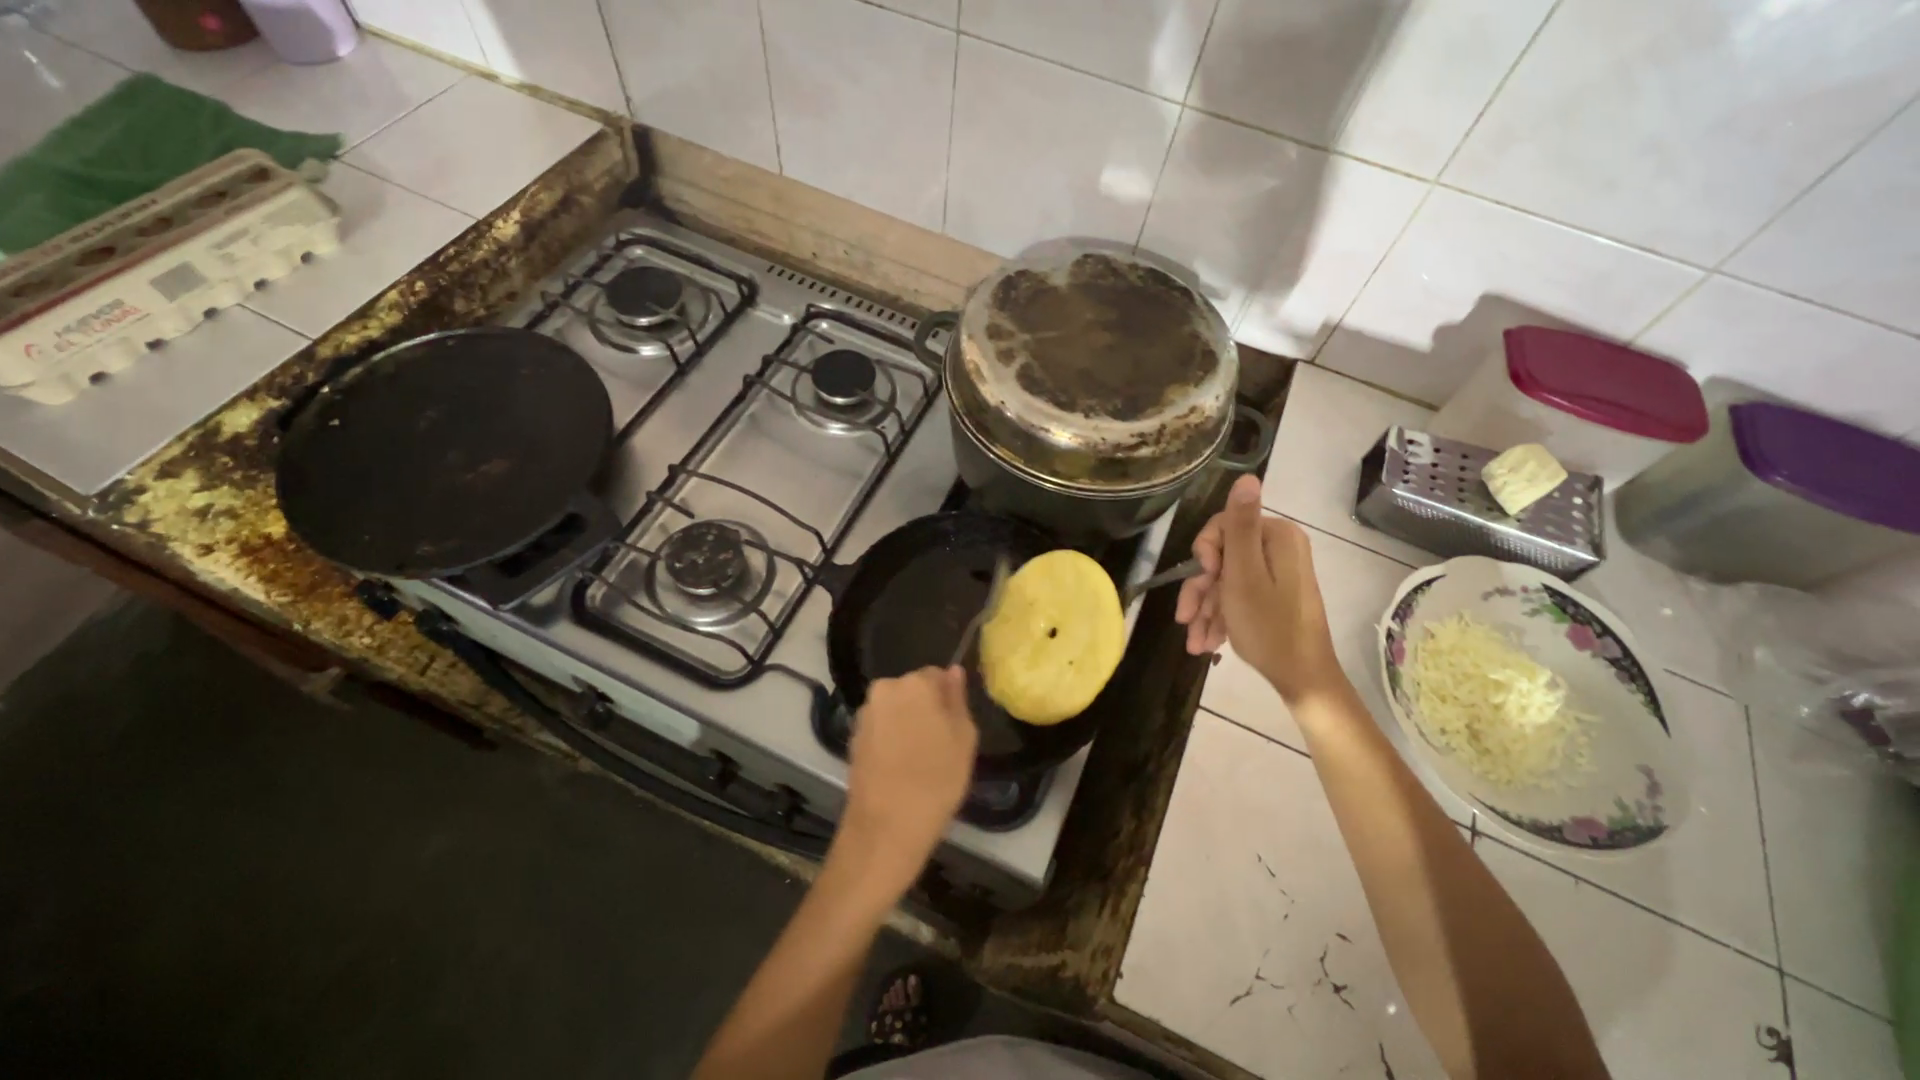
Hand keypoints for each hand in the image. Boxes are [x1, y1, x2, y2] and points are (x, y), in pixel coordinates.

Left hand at [838, 666, 977, 894]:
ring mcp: (864, 715)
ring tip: (919, 760)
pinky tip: (900, 769)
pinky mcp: (852, 739)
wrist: (887, 826)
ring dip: (906, 725)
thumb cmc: (936, 779)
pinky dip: (890, 741)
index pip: (936, 676)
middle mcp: (883, 690)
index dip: (947, 699)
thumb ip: (957, 699)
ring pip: (894, 711)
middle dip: (924, 709)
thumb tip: (953, 672)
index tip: (954, 726)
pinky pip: (880, 730)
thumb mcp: (964, 738)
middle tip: (940, 744)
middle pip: (911, 691)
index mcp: (914, 683)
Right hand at [1175, 474, 1342, 703]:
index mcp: (1277, 537)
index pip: (1224, 525)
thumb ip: (1240, 526)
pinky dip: (1220, 618)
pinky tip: (1205, 643)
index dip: (1204, 553)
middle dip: (1200, 589)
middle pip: (1223, 556)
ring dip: (1204, 610)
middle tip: (1184, 618)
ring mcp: (1277, 575)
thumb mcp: (1244, 576)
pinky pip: (1238, 598)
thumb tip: (1247, 475)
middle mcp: (1279, 550)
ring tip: (1193, 644)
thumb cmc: (1269, 626)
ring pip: (1226, 581)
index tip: (1203, 578)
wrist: (1302, 678)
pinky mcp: (1273, 598)